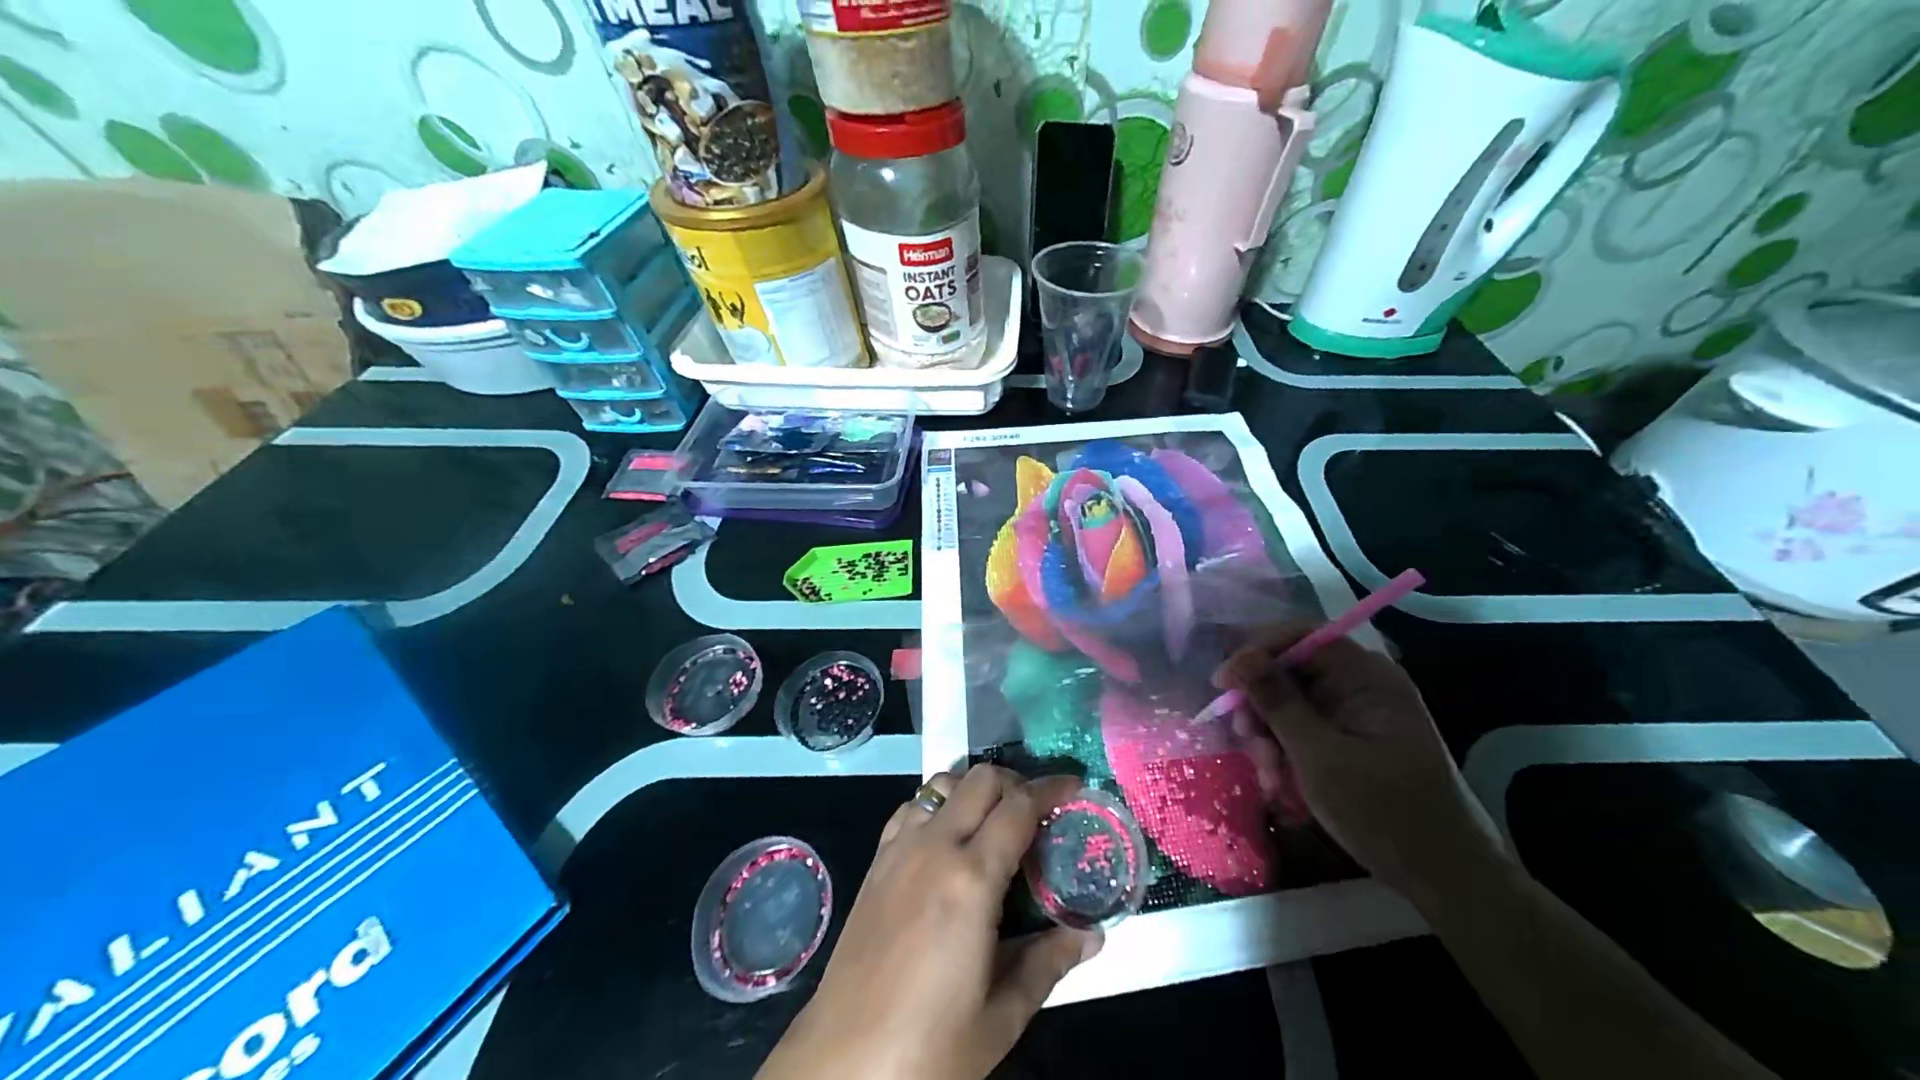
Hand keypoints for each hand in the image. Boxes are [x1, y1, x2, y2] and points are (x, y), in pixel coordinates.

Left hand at [758, 766, 1101, 1079]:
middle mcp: (933, 847)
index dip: (1051, 789)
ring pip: (941, 785)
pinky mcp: (875, 864)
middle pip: (979, 780)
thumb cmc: (932, 1044)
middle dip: (1015, 782)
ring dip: (974, 789)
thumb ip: (1050, 961)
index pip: (1018, 807)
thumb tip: (1091, 934)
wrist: (844, 1061)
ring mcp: (898, 850)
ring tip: (996, 821)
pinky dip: (938, 805)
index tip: (1074, 786)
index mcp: (971, 878)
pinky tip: (948, 839)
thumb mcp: (1003, 1012)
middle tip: (1039, 810)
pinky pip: (911, 810)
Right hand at [1217, 626, 1505, 896]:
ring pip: (1291, 706)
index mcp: (1366, 677)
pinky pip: (1304, 732)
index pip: (1301, 637)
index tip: (1222, 684)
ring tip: (1270, 780)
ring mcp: (1357, 715)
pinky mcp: (1352, 741)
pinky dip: (1286, 754)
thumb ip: (1276, 701)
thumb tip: (1239, 657)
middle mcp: (1362, 686)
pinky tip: (1281, 787)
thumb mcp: (1318, 755)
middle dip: (1261, 709)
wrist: (1445, 877)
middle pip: (1290, 673)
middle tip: (1248, 744)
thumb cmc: (1383, 811)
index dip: (1256, 651)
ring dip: (1269, 739)